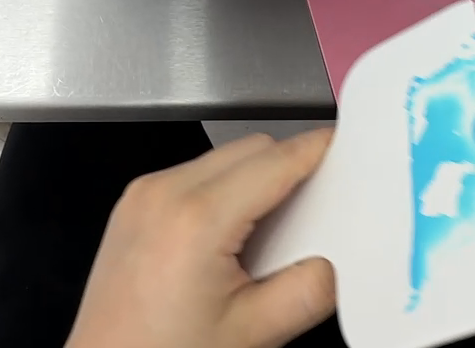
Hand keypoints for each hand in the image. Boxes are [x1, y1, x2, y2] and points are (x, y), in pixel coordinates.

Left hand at [66, 130, 336, 347]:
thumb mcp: (251, 335)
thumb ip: (306, 292)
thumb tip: (335, 260)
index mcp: (197, 219)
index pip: (275, 162)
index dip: (315, 150)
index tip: (340, 147)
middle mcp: (165, 191)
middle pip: (251, 148)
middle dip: (287, 167)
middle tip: (311, 207)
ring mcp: (144, 192)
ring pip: (223, 155)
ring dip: (253, 176)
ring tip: (265, 231)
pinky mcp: (134, 201)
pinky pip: (194, 171)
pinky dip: (222, 186)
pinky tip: (229, 232)